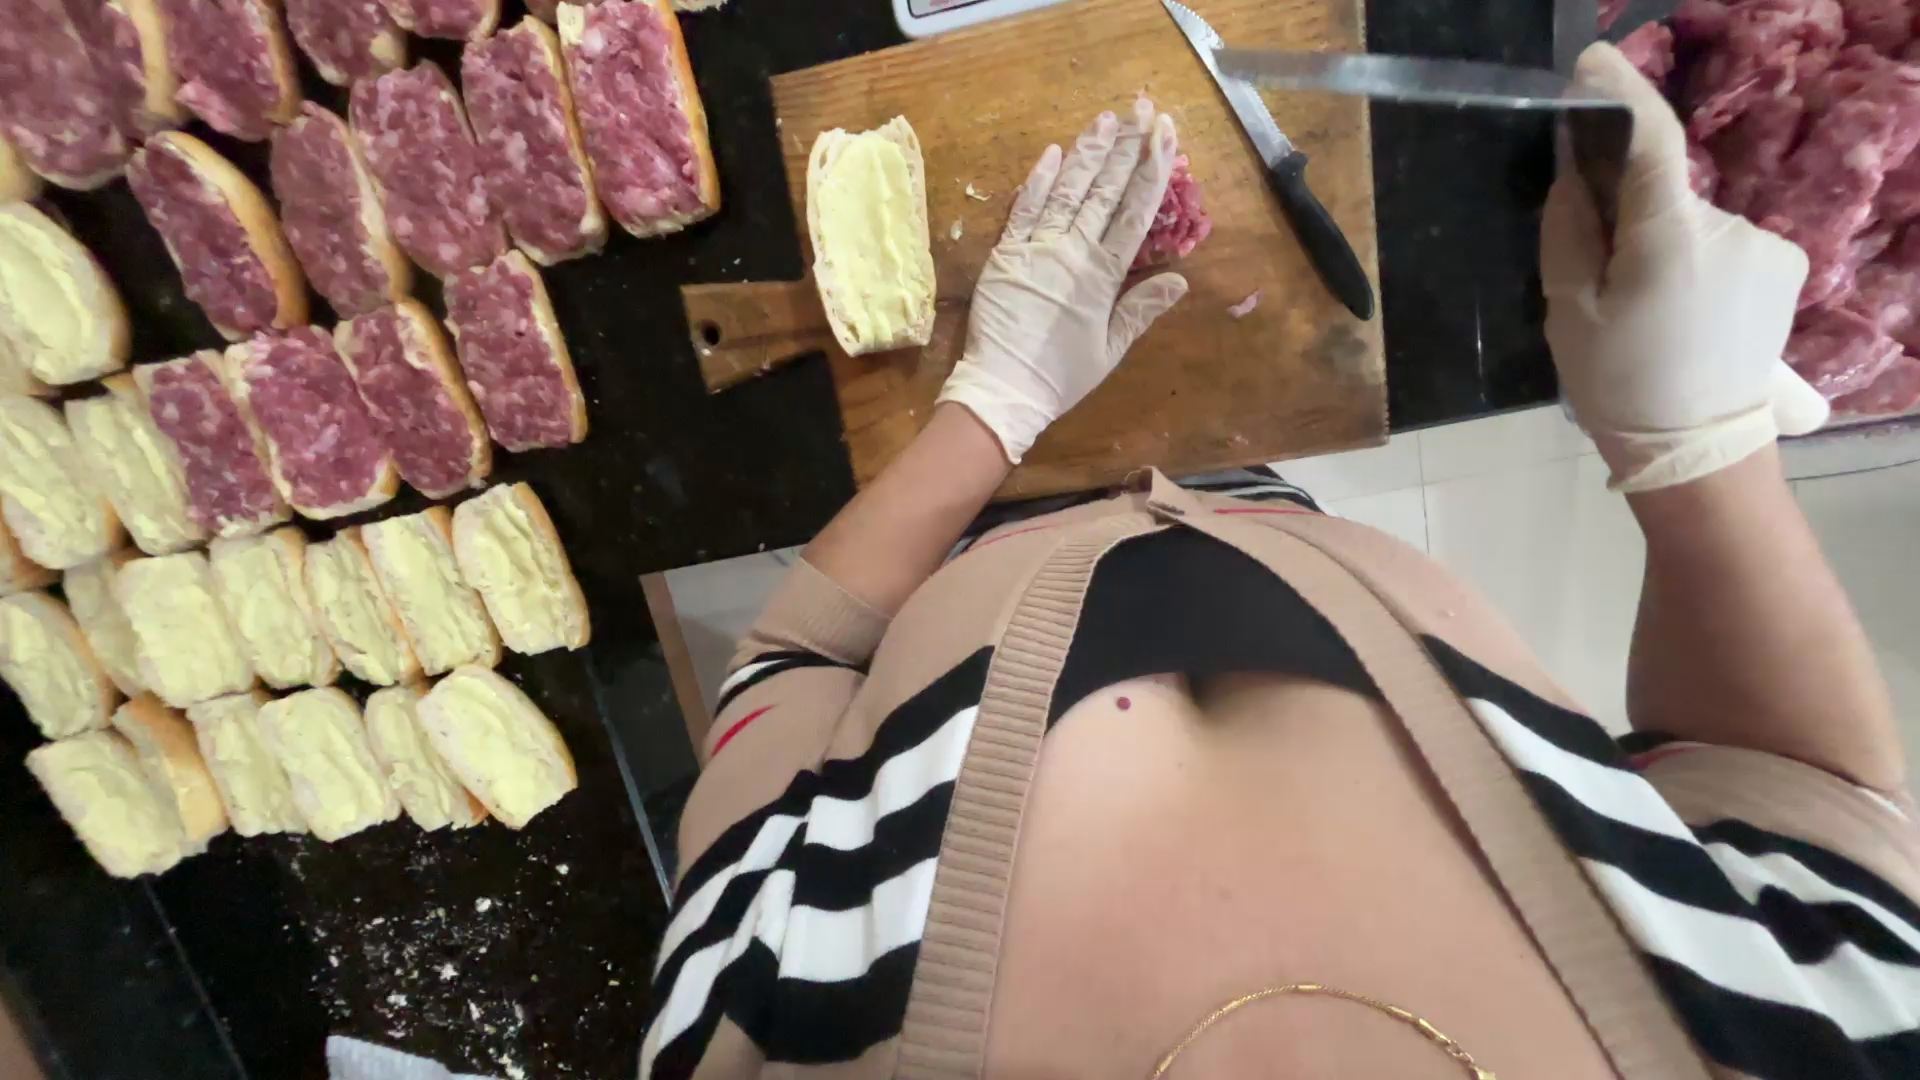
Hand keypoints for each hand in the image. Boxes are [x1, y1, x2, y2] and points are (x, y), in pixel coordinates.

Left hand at [936, 101, 1189, 463]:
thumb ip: (1140, 311)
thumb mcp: (1109, 351)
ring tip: (1105, 119)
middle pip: (1104, 192)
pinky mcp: (1004, 255)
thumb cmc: (1060, 377)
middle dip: (1126, 148)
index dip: (1152, 171)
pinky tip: (1053, 153)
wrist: (1004, 389)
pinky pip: (1023, 211)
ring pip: (1066, 192)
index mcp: (1101, 278)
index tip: (1166, 134)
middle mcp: (1072, 254)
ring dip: (1087, 154)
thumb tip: (1180, 279)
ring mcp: (1035, 250)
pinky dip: (1039, 181)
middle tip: (1142, 108)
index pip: (1134, 214)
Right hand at [1542, 42, 1827, 492]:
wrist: (1693, 441)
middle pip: (1660, 196)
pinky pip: (1716, 245)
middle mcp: (1730, 227)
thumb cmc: (1614, 380)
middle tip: (1591, 281)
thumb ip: (1569, 238)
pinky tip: (1671, 314)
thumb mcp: (1568, 313)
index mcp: (1668, 240)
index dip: (1618, 98)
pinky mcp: (1783, 265)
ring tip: (1634, 314)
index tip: (1592, 63)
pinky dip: (1683, 263)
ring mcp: (1766, 244)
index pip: (1646, 146)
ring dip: (1652, 249)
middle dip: (1620, 218)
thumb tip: (1573, 181)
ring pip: (1686, 225)